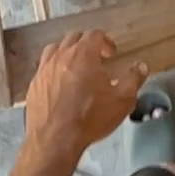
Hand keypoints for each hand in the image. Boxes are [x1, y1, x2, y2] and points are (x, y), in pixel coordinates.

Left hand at [22, 32, 147, 167]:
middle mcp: (62, 56)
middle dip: (87, 44)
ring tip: (76, 67)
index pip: (95, 34)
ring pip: (55, 49)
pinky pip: (44, 67)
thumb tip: (140, 66)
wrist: (55, 140)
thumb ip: (133, 79)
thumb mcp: (122, 101)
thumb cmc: (89, 119)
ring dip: (68, 53)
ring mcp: (44, 69)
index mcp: (84, 54)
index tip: (111, 53)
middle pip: (74, 37)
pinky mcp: (33, 84)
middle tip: (97, 58)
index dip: (106, 41)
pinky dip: (53, 68)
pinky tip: (60, 83)